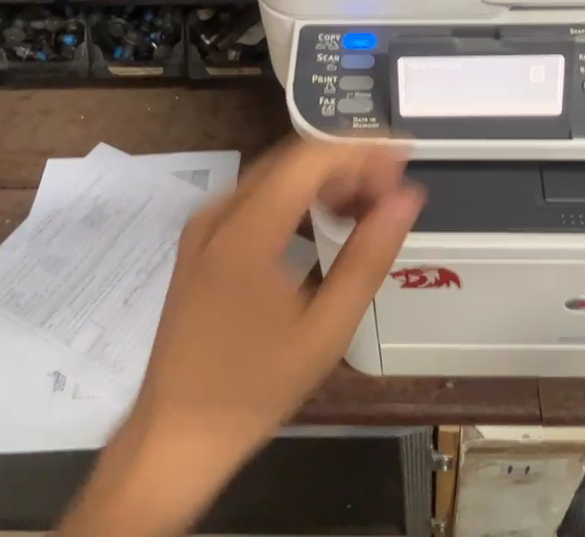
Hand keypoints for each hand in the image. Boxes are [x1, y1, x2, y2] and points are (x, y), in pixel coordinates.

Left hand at [65, 140, 422, 536]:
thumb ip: (368, 256)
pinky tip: (325, 221)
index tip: (404, 161)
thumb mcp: (325, 330)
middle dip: (348, 164)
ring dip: (324, 180)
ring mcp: (204, 226)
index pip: (310, 160)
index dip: (362, 151)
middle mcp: (218, 214)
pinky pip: (256, 197)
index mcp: (246, 232)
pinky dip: (297, 197)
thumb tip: (406, 198)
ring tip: (368, 205)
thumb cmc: (255, 387)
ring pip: (275, 175)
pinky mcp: (201, 241)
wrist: (178, 432)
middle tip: (392, 189)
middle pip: (292, 160)